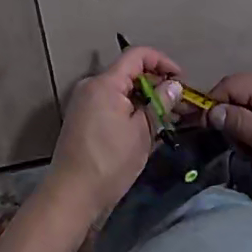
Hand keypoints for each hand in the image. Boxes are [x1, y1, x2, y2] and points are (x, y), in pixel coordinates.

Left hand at [44, 47, 182, 219]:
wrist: (71, 196)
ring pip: (120, 89)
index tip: (180, 79)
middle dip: (155, 83)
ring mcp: (84, 102)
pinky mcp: (82, 118)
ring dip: (144, 99)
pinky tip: (145, 127)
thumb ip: (159, 104)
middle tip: (178, 103)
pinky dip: (129, 109)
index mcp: (105, 83)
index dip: (162, 61)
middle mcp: (91, 85)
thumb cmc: (109, 163)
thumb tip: (174, 85)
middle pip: (128, 72)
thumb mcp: (142, 133)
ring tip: (166, 118)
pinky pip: (110, 103)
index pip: (137, 55)